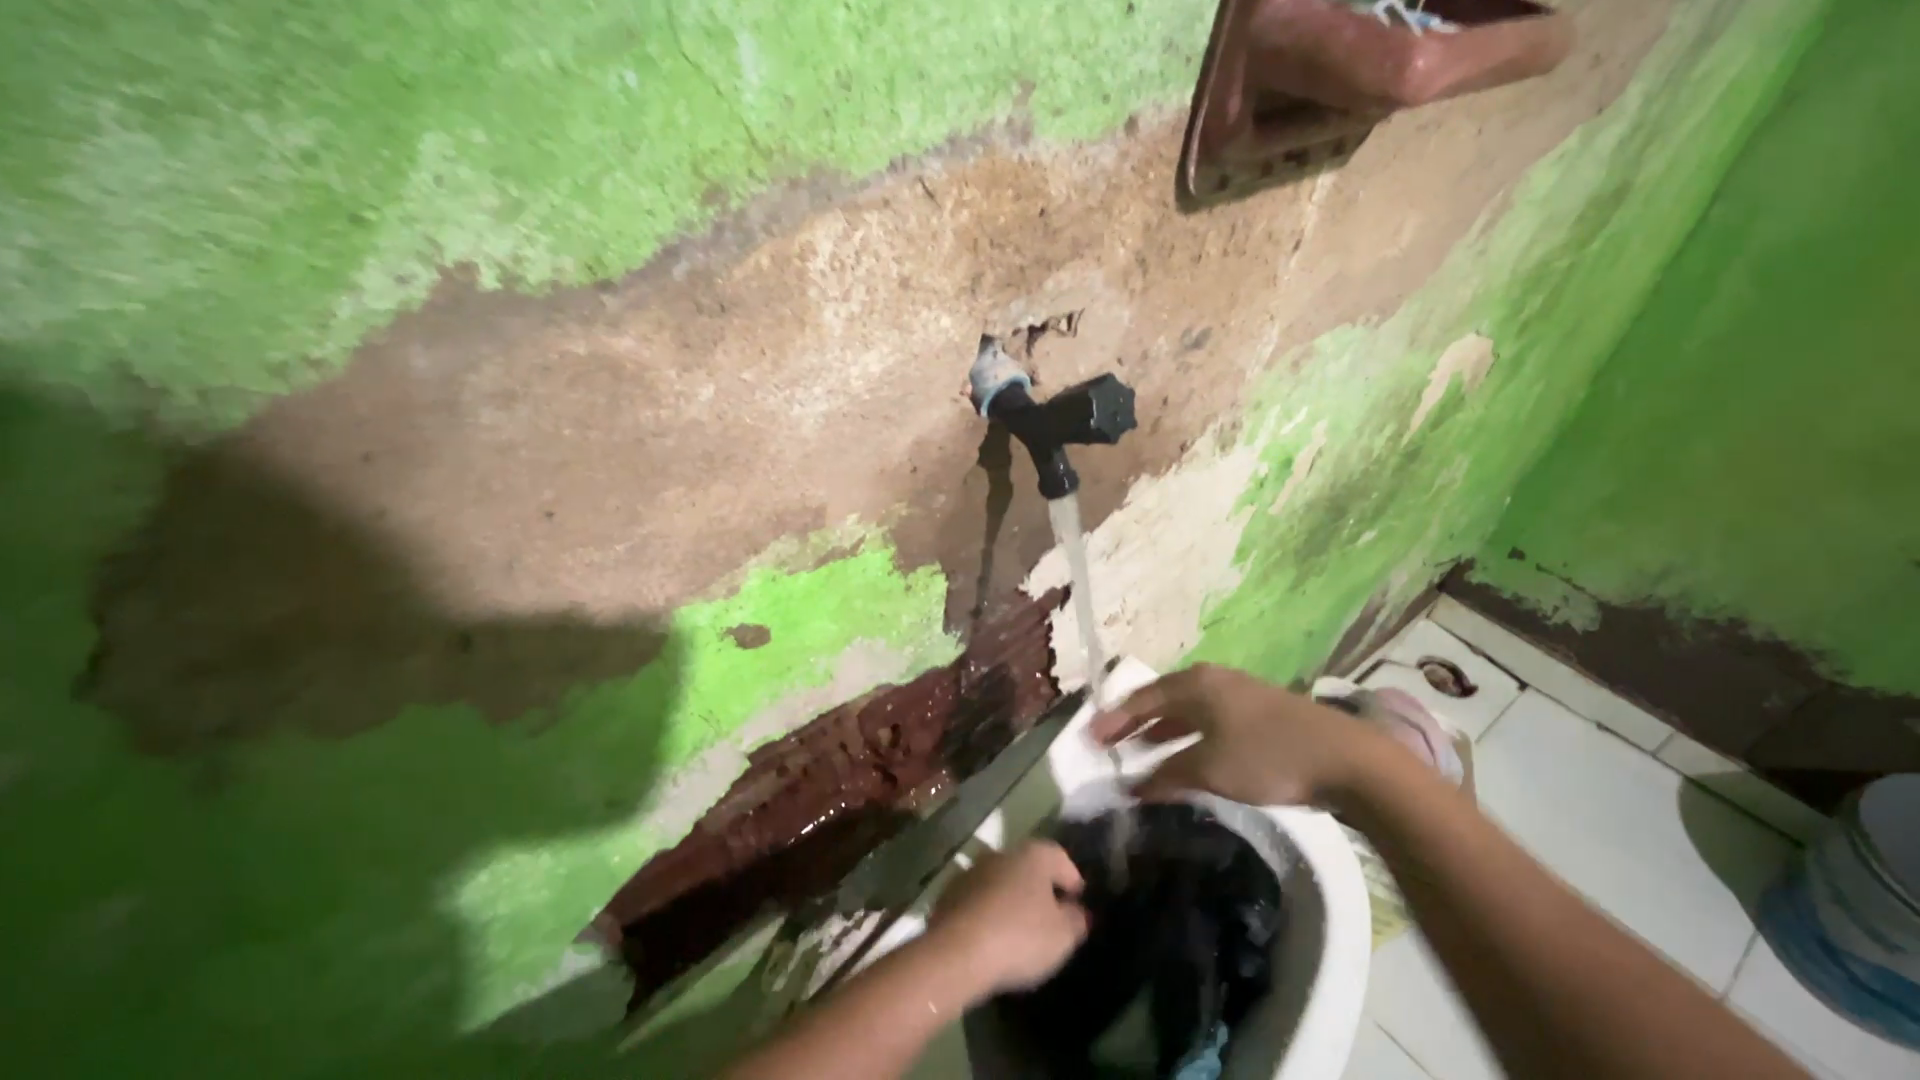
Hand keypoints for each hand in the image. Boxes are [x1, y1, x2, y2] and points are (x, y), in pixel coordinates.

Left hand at [927, 841, 1089, 996]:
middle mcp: (1001, 853)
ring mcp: (970, 871)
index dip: (1073, 881)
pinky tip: (991, 938)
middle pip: (1028, 868)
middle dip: (1039, 890)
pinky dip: (987, 913)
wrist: (956, 953)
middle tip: (1050, 919)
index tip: (1078, 904)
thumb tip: (1078, 911)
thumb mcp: (1064, 936)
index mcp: (1033, 855)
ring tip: (1019, 932)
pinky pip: (977, 900)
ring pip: (1000, 882)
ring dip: (1010, 900)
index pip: (1061, 858)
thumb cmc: (1020, 938)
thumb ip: (1077, 920)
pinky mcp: (947, 894)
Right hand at [1089, 663, 1388, 806]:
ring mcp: (1240, 694)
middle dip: (1135, 722)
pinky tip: (1186, 756)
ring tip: (1140, 752)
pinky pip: (1208, 719)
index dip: (1114, 720)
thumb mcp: (1209, 769)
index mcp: (1197, 683)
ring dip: (1162, 730)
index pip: (1142, 698)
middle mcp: (1215, 680)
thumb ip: (1166, 775)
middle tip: (1109, 744)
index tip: (1089, 739)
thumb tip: (1132, 787)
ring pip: (1188, 710)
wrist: (1348, 761)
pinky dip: (1187, 735)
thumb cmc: (1268, 757)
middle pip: (1163, 699)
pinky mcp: (1260, 713)